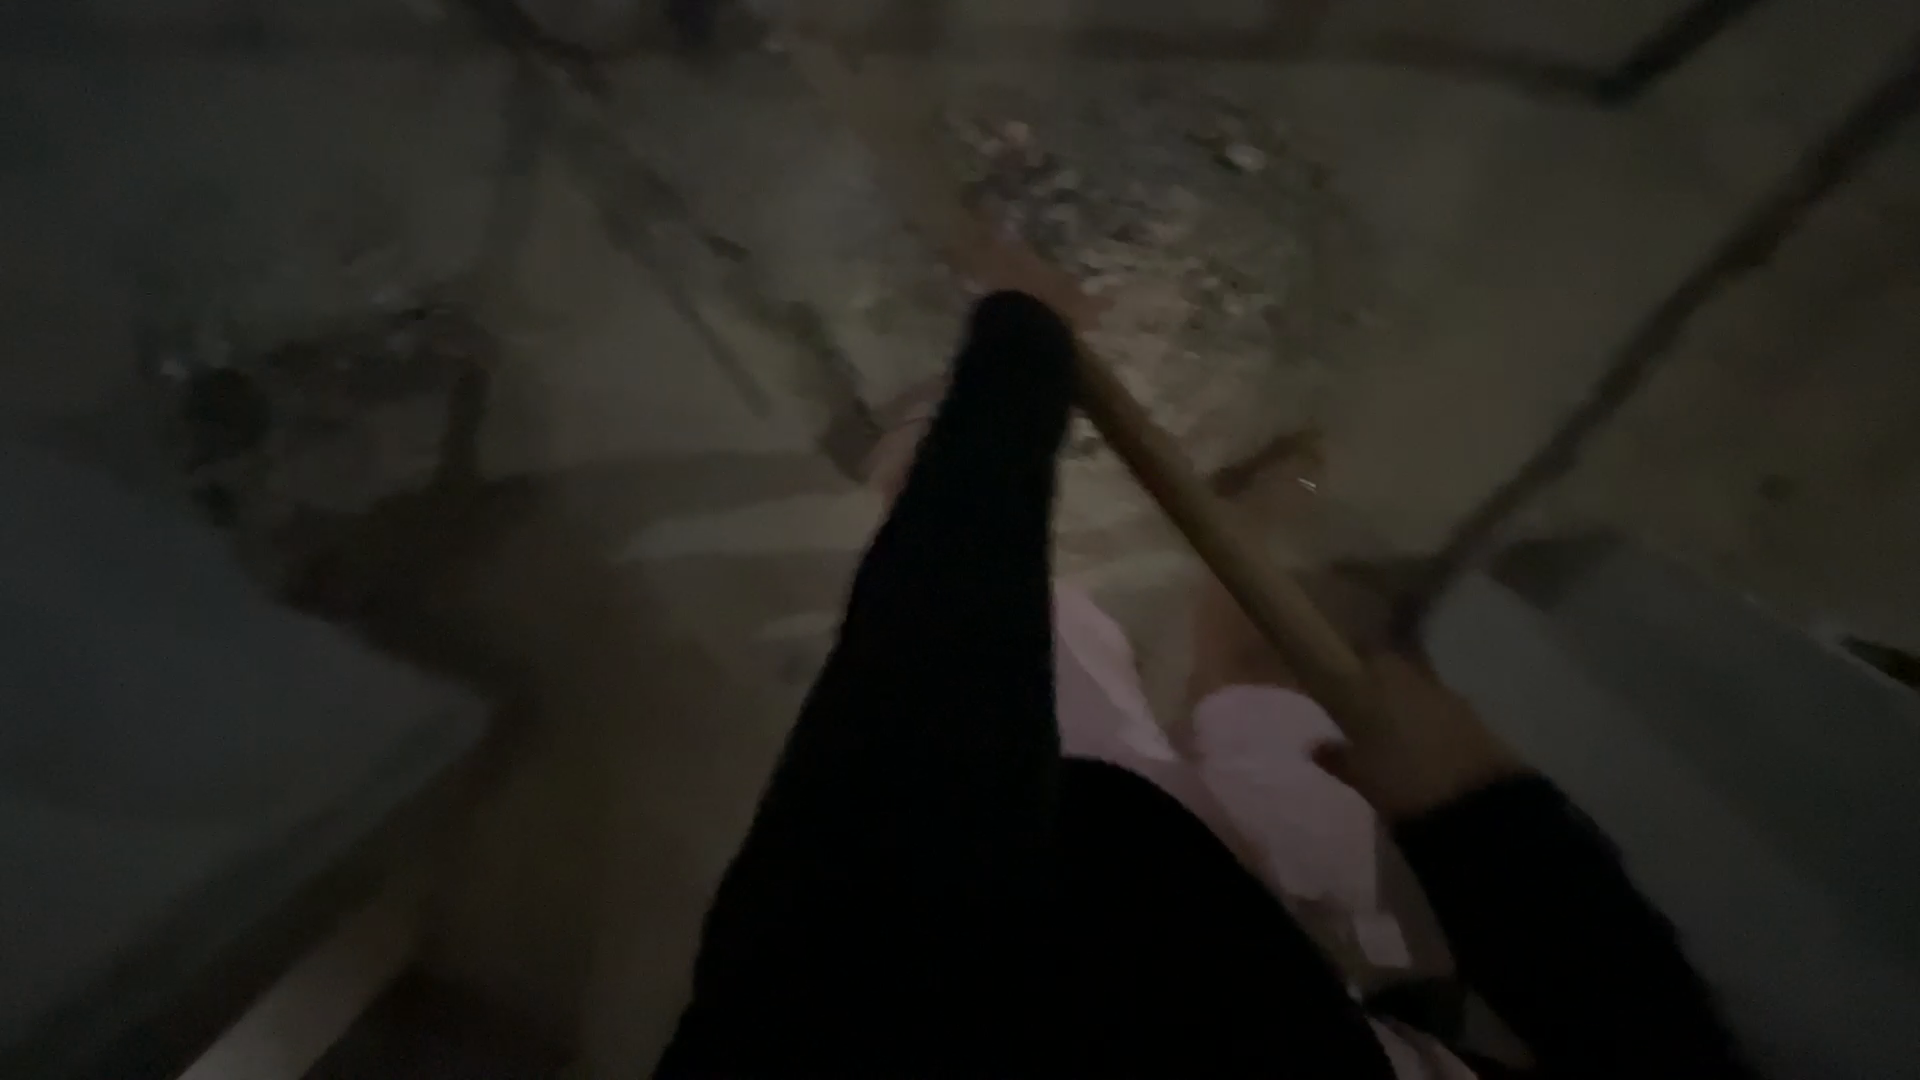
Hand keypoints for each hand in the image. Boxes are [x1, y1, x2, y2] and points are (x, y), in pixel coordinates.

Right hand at [1314, 654, 1527, 820]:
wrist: (1478, 804)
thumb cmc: (1403, 780)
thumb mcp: (1360, 775)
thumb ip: (1336, 756)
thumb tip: (1314, 746)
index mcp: (1373, 682)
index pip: (1356, 651)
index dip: (1344, 661)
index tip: (1332, 676)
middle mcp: (1408, 677)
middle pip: (1387, 664)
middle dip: (1373, 678)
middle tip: (1357, 702)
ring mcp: (1443, 694)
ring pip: (1413, 683)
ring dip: (1401, 696)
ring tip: (1388, 724)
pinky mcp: (1471, 715)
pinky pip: (1436, 704)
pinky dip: (1425, 714)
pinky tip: (1419, 738)